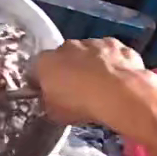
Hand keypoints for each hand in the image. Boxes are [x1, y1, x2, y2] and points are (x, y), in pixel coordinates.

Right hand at [32, 38, 156, 128]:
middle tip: (77, 91)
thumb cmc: (80, 104)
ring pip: (88, 52)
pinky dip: (112, 63)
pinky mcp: (115, 44)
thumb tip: (49, 100)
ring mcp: (92, 42)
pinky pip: (110, 53)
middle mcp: (67, 46)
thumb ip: (48, 102)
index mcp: (45, 62)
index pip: (37, 70)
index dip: (43, 83)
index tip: (50, 94)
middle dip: (69, 70)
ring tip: (101, 87)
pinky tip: (118, 80)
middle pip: (64, 57)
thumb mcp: (54, 113)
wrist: (118, 94)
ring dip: (92, 65)